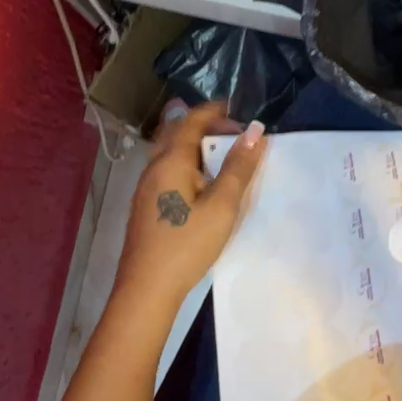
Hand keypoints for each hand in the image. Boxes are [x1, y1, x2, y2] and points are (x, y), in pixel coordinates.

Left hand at [113, 101, 266, 308]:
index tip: (240, 111)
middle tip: (235, 134)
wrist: (147, 289)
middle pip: (178, 132)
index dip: (216, 111)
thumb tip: (255, 131)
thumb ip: (238, 167)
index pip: (192, 120)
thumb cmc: (187, 244)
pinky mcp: (146, 206)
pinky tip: (203, 186)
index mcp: (170, 160)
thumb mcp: (221, 205)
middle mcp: (154, 167)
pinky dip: (188, 165)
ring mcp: (146, 187)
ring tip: (224, 159)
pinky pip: (168, 170)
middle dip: (206, 126)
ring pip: (171, 152)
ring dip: (197, 147)